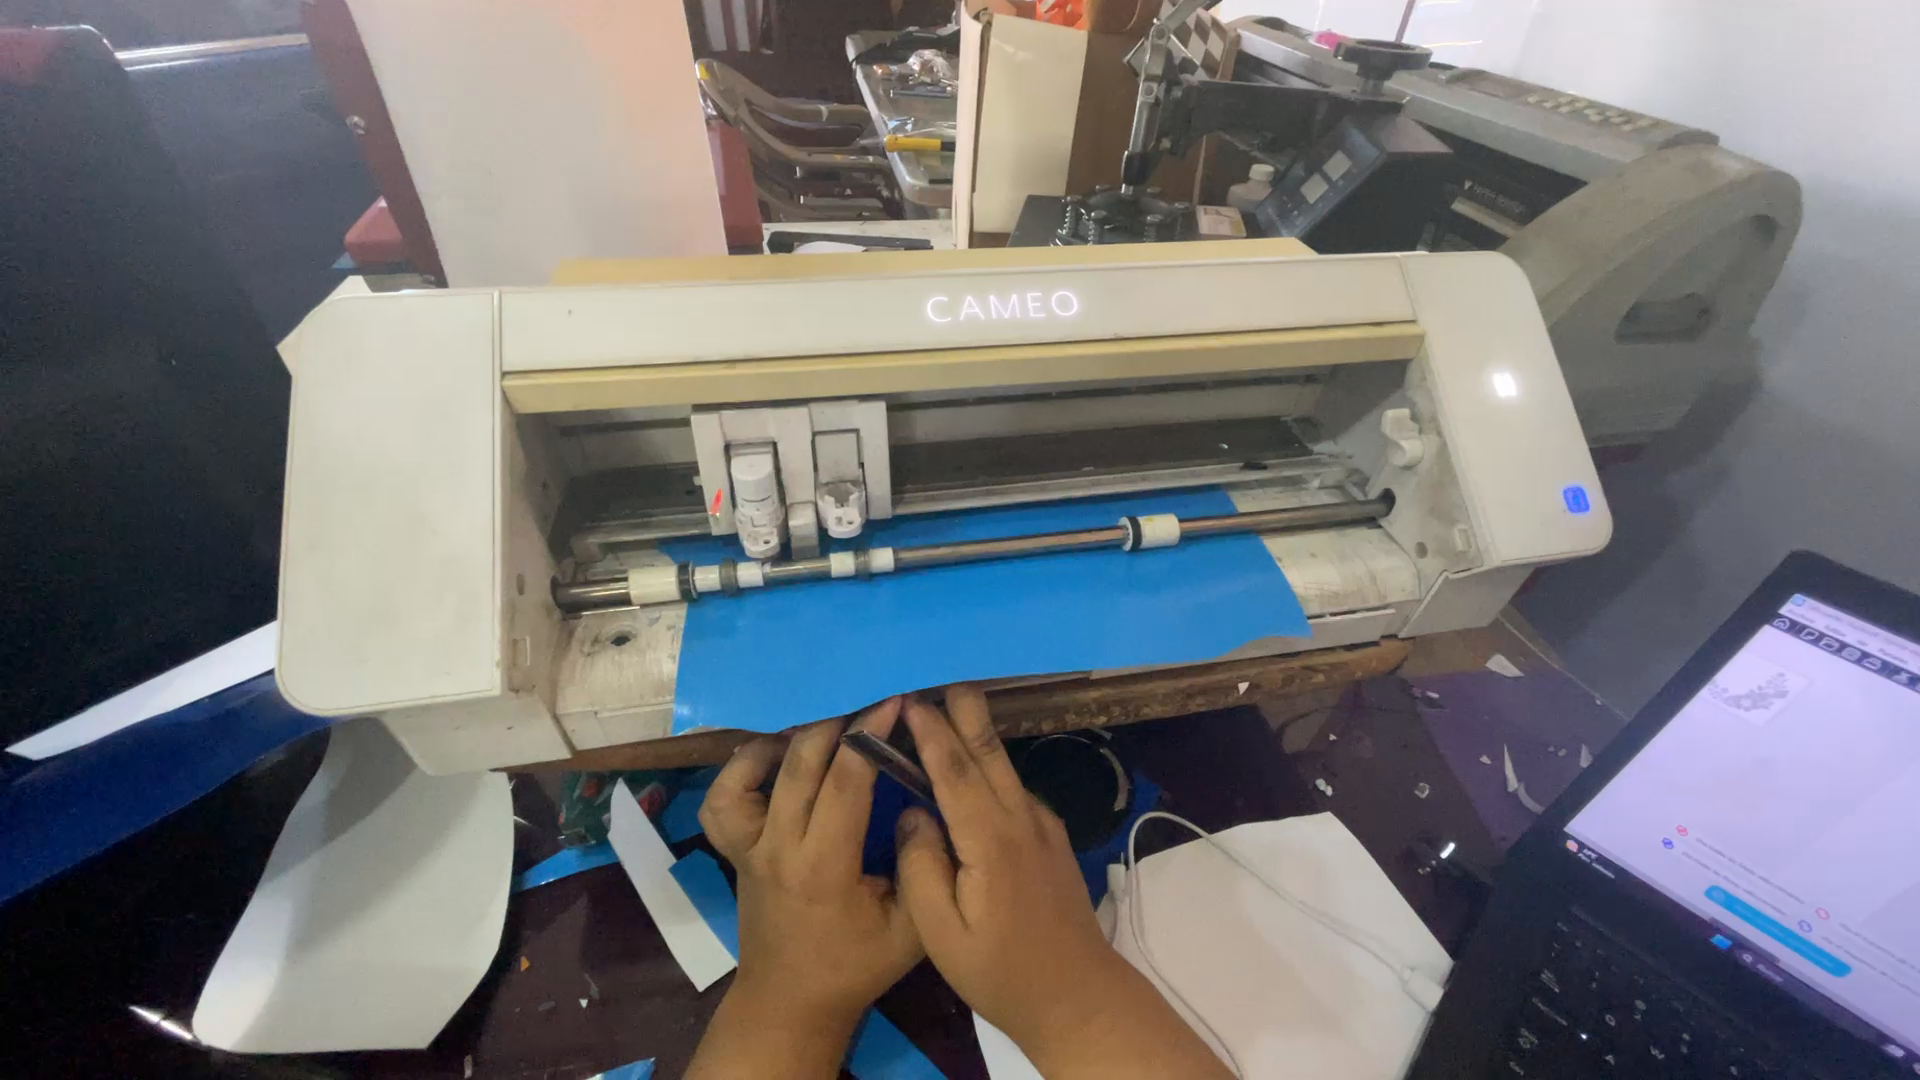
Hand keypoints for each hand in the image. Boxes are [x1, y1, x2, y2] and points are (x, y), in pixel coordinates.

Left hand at [686, 700, 922, 1079]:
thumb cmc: (858, 964)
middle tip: (871, 701)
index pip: (846, 781)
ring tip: (827, 723)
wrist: (792, 999)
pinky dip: (746, 764)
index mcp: (825, 867)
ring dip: (793, 736)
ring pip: (754, 769)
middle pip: (801, 761)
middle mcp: (779, 847)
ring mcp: (748, 845)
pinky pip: (723, 795)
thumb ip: (926, 866)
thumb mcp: (912, 927)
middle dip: (839, 721)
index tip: (896, 701)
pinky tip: (779, 752)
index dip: (871, 733)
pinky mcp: (733, 846)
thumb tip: (928, 800)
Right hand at [893, 686, 1233, 1079]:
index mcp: (990, 839)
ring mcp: (1041, 823)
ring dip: (974, 731)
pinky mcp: (1050, 834)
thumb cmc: (1001, 971)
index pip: (954, 769)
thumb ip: (920, 867)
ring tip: (947, 706)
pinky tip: (970, 764)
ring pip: (1003, 763)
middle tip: (939, 673)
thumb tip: (911, 812)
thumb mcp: (942, 935)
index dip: (930, 731)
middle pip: (987, 749)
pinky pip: (1012, 785)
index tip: (908, 699)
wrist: (1078, 995)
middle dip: (962, 708)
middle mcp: (1020, 817)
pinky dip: (988, 763)